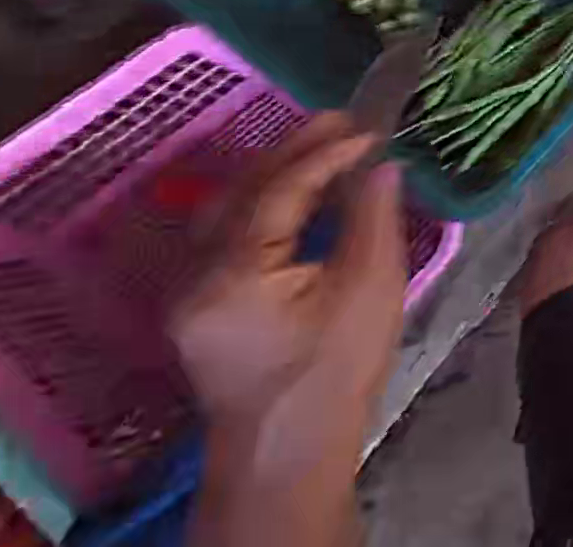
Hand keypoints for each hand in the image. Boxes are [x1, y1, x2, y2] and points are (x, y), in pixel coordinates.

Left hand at [173, 113, 406, 430]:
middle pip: (244, 189)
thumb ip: (374, 217)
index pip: (281, 189)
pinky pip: (229, 228)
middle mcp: (195, 273)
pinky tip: (299, 188)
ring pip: (229, 206)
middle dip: (296, 148)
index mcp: (234, 273)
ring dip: (277, 168)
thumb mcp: (370, 289)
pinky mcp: (201, 299)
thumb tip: (383, 164)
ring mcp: (189, 288)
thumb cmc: (336, 371)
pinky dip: (266, 197)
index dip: (328, 153)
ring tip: (325, 141)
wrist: (290, 452)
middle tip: (344, 119)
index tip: (372, 132)